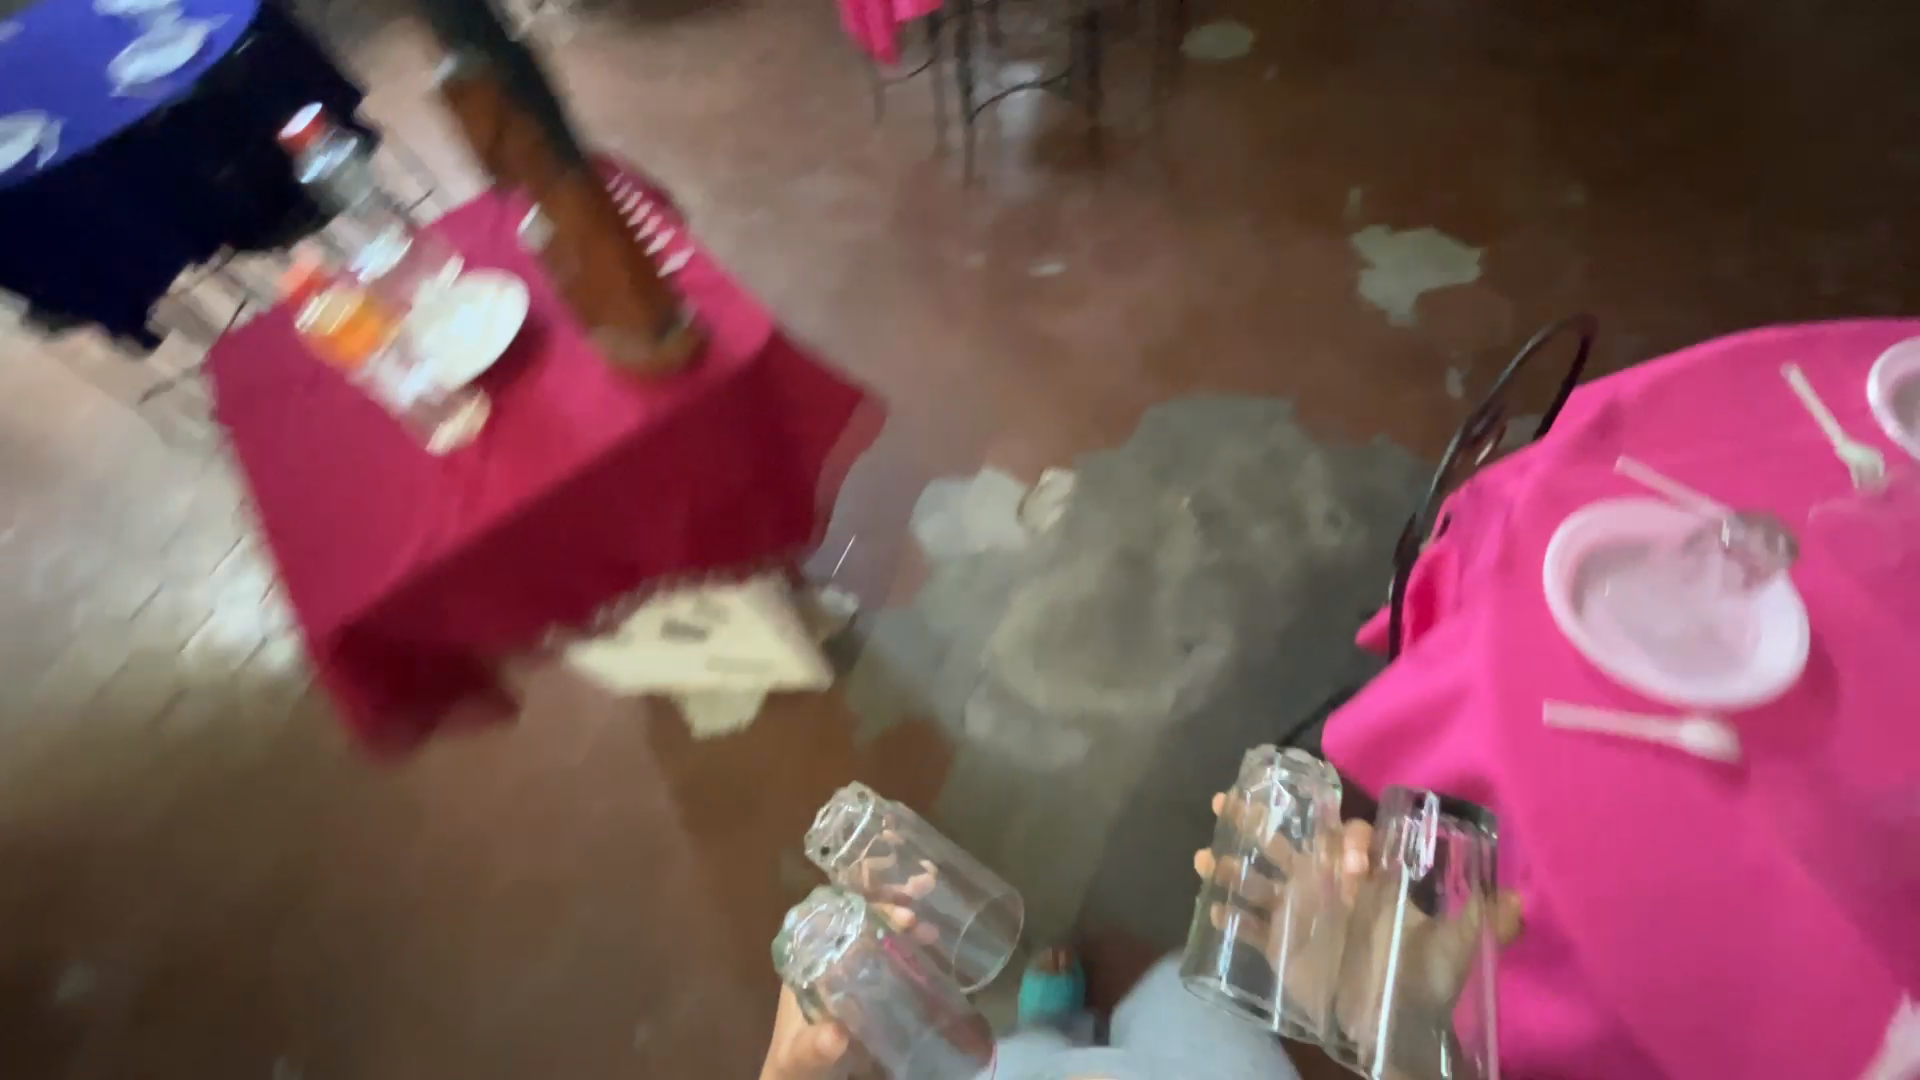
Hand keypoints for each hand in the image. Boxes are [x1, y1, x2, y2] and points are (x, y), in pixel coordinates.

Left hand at [757, 904, 927, 1079]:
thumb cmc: (793, 1065)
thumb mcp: (799, 1057)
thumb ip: (813, 1047)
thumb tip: (836, 1035)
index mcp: (809, 956)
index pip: (839, 913)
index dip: (869, 901)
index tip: (901, 905)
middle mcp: (831, 951)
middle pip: (863, 911)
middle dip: (894, 896)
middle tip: (924, 888)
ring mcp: (851, 965)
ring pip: (879, 926)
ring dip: (905, 914)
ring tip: (931, 924)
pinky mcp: (868, 983)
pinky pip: (890, 951)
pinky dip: (910, 941)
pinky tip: (932, 940)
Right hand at [1192, 793, 1522, 1037]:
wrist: (1396, 1029)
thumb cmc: (1423, 978)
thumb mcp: (1453, 950)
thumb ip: (1483, 925)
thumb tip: (1521, 901)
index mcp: (1355, 878)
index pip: (1341, 841)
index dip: (1341, 838)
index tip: (1350, 853)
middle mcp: (1320, 886)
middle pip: (1280, 844)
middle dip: (1251, 820)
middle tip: (1223, 800)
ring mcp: (1296, 914)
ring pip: (1255, 880)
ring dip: (1228, 868)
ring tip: (1206, 859)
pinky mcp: (1280, 946)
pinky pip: (1250, 928)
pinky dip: (1231, 920)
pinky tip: (1215, 912)